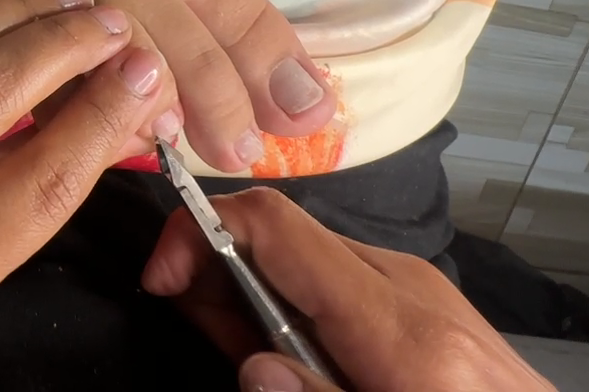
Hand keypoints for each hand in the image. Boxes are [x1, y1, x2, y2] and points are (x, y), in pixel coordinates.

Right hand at [142, 188, 554, 391]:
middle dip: (217, 271)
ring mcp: (423, 289)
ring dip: (250, 289)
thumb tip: (251, 365)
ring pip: (299, 251)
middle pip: (276, 232)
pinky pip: (331, 274)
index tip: (161, 280)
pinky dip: (289, 299)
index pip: (273, 223)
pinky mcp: (426, 302)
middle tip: (203, 333)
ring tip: (250, 352)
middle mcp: (413, 289)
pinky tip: (295, 352)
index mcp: (405, 334)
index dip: (198, 230)